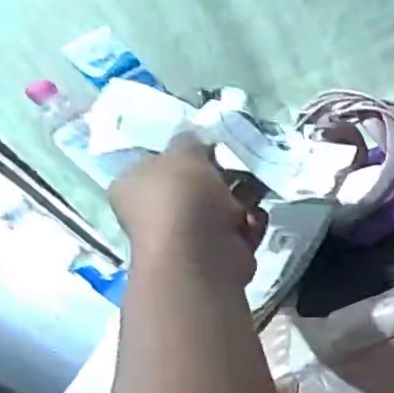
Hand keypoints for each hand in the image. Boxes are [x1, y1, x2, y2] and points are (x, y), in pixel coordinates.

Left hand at [108, 135, 265, 286]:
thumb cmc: (183, 199)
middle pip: (200, 184)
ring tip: (256, 195)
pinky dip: (253, 222)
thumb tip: (197, 137)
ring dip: (245, 199)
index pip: (164, 162)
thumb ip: (191, 142)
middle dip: (226, 177)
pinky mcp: (223, 249)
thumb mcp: (184, 155)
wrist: (202, 254)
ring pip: (226, 207)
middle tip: (245, 169)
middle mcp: (162, 208)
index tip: (217, 149)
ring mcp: (193, 231)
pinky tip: (254, 220)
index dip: (191, 154)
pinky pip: (244, 228)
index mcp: (138, 183)